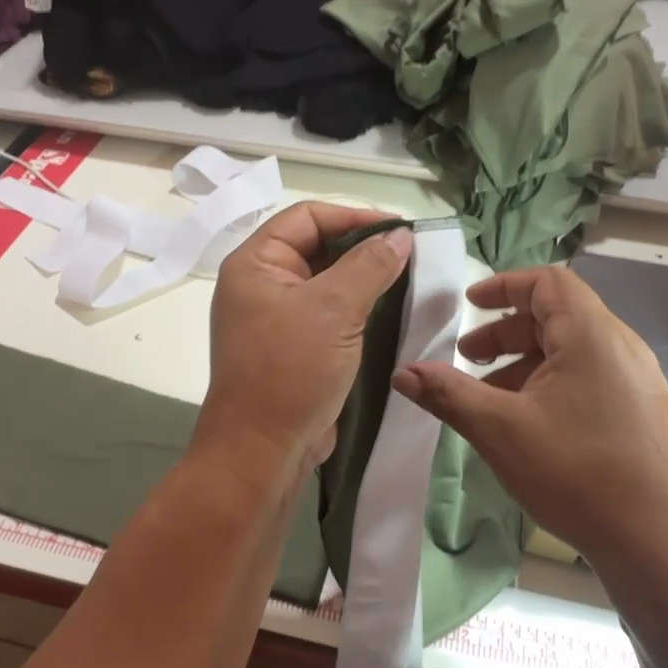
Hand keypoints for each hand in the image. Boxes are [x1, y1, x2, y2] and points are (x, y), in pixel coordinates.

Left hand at [201, 203, 412, 469]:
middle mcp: (261, 286)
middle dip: (364, 251)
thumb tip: (400, 236)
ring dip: (365, 284)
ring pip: (327, 286)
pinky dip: (358, 314)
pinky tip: (391, 317)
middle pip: (318, 249)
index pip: (308, 217)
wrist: (263, 450)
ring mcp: (275, 321)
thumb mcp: (333, 310)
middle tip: (412, 259)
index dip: (355, 217)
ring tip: (409, 285)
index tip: (401, 231)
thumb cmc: (290, 372)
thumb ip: (369, 266)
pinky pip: (329, 318)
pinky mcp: (293, 351)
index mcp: (255, 264)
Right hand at [390, 265, 667, 565]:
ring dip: (524, 364)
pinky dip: (549, 385)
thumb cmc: (574, 472)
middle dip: (505, 332)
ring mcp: (636, 382)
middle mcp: (621, 348)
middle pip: (558, 316)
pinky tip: (527, 426)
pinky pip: (588, 379)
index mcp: (592, 336)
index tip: (468, 304)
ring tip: (488, 400)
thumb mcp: (499, 430)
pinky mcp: (640, 413)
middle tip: (466, 360)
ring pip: (572, 352)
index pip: (549, 282)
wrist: (652, 539)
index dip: (504, 286)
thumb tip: (402, 373)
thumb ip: (448, 395)